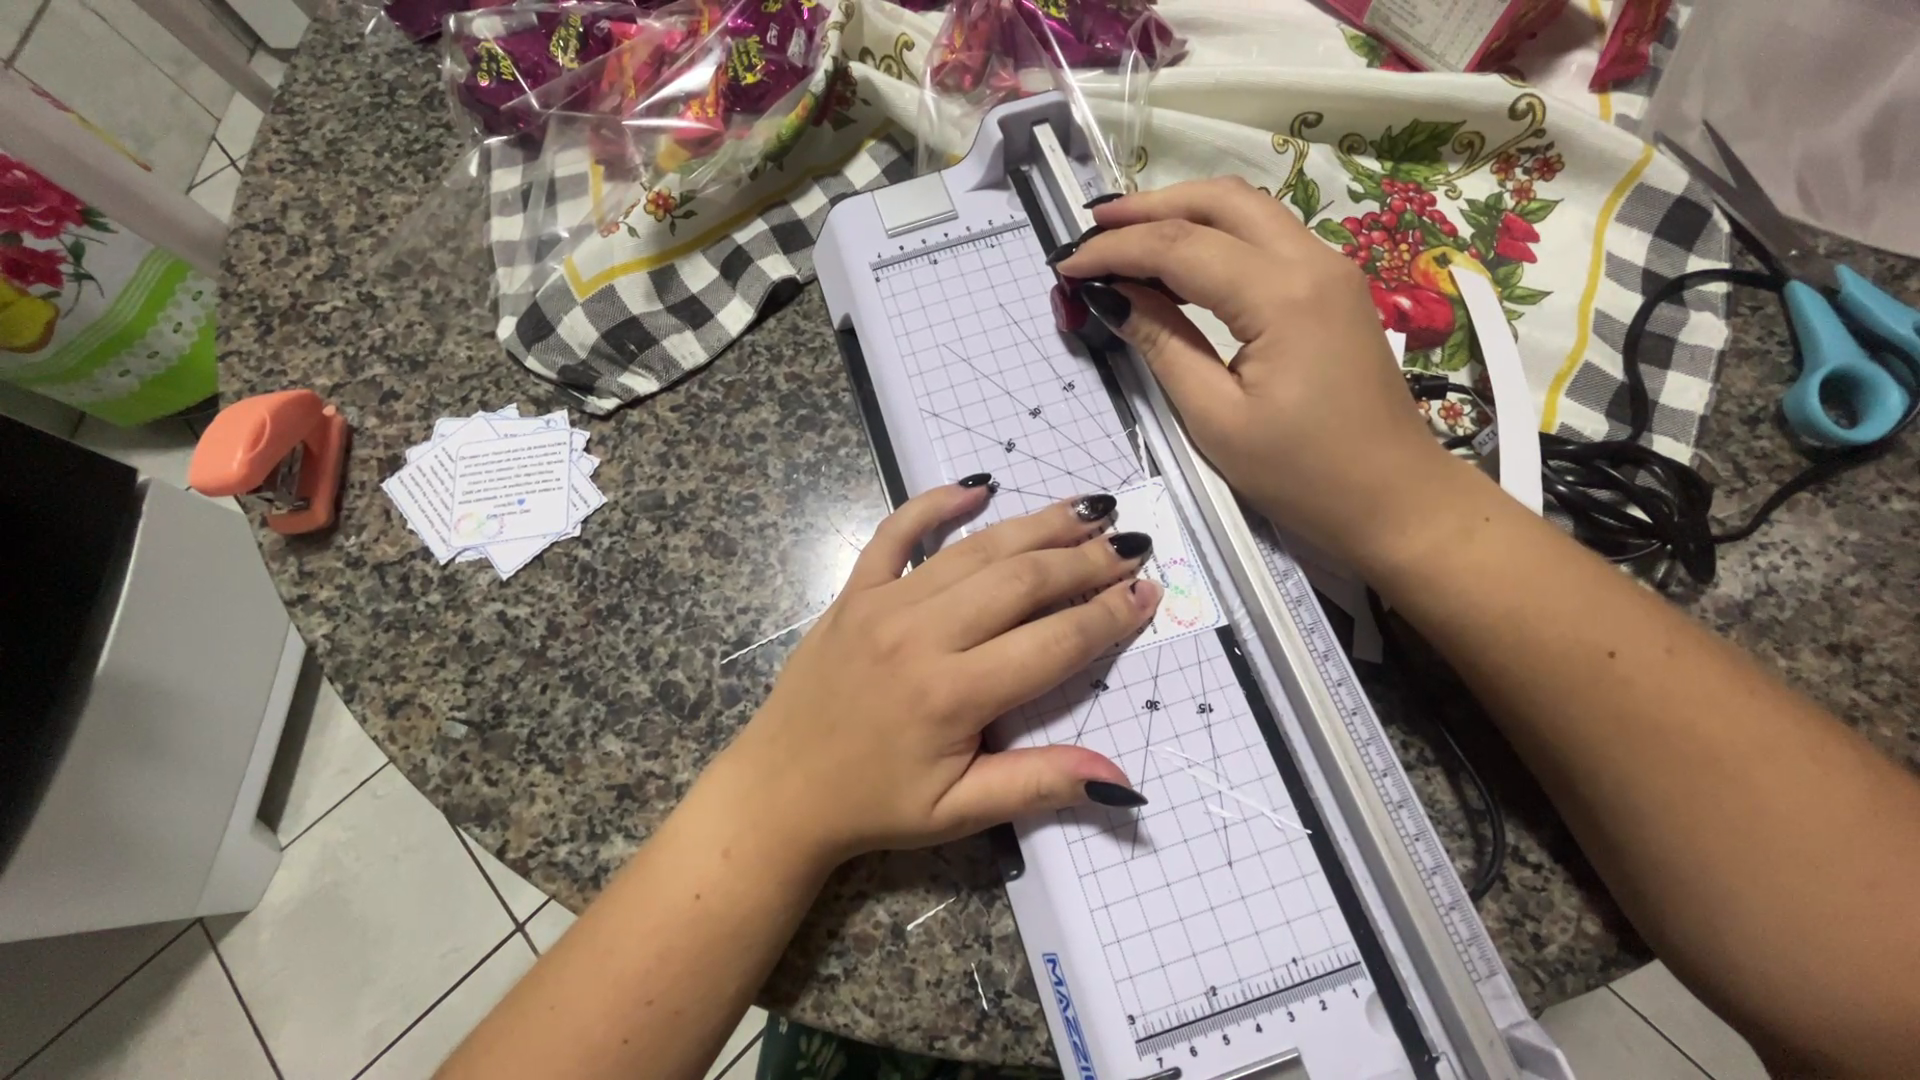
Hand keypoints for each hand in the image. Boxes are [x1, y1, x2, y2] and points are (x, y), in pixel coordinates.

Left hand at [714, 481, 1162, 865]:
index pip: (1053, 642)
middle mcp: (922, 635)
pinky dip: (936, 502)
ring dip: (1036, 526)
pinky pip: (896, 532)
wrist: (780, 792)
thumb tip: (1125, 784)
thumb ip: (1041, 784)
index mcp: (953, 694)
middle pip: (1022, 582)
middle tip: (1133, 543)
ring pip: (975, 551)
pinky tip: (978, 485)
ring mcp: (883, 604)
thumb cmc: (874, 805)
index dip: (1108, 616)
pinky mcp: (854, 592)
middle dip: (1085, 560)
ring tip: (1088, 510)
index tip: (1149, 592)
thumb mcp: (961, 811)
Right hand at [1055, 178, 1462, 569]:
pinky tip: (1177, 263)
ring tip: (1123, 237)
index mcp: (1281, 295)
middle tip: (1090, 227)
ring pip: (1246, 211)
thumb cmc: (1301, 475)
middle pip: (1218, 201)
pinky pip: (1264, 239)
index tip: (1066, 264)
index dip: (1114, 250)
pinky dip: (1213, 237)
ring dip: (1181, 214)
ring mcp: (1329, 269)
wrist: (1393, 499)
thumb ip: (1162, 345)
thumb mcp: (1215, 417)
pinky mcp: (1332, 289)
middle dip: (1147, 207)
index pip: (1179, 247)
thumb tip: (1112, 297)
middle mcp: (1311, 261)